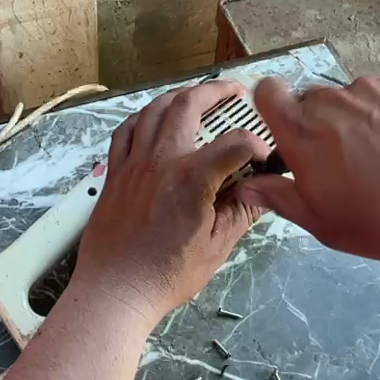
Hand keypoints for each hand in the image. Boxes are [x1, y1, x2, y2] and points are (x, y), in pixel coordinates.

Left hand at [70, 82, 268, 325]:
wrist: (116, 289)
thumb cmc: (167, 274)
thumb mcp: (217, 247)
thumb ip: (242, 211)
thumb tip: (263, 189)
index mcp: (192, 178)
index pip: (235, 143)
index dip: (257, 145)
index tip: (264, 156)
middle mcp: (161, 160)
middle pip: (188, 105)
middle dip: (215, 90)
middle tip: (234, 90)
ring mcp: (134, 162)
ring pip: (154, 110)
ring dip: (179, 95)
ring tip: (197, 94)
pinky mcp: (115, 171)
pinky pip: (126, 130)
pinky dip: (143, 116)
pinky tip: (153, 117)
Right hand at [237, 71, 379, 267]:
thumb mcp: (325, 224)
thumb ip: (281, 198)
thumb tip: (245, 186)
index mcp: (301, 131)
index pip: (268, 92)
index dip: (274, 107)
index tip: (289, 131)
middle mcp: (331, 99)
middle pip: (314, 100)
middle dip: (324, 124)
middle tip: (351, 162)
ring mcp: (373, 86)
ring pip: (354, 97)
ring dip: (362, 119)